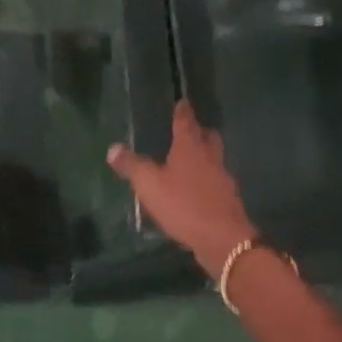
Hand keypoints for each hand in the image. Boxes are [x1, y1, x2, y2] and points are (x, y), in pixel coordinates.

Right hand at [107, 100, 261, 277]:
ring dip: (205, 157)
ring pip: (215, 159)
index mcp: (190, 147)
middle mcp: (210, 158)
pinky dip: (208, 181)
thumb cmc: (184, 204)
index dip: (183, 111)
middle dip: (200, 131)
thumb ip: (132, 165)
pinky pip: (216, 182)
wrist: (223, 240)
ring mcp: (222, 179)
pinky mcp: (228, 201)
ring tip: (190, 161)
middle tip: (190, 130)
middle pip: (208, 137)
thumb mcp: (150, 185)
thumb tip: (113, 148)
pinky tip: (197, 191)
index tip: (182, 101)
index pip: (186, 121)